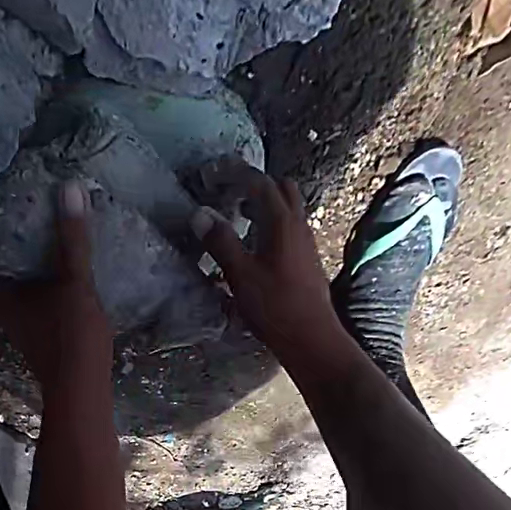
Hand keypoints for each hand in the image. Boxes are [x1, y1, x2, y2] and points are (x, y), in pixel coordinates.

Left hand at [0, 180, 112, 389]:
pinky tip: (69, 268)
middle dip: (22, 241)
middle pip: (9, 266)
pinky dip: (50, 282)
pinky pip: (41, 297)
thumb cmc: (71, 334)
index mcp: (1, 294)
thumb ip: (72, 237)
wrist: (83, 389)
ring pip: (26, 283)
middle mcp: (4, 308)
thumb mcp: (74, 280)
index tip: (14, 200)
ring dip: (38, 263)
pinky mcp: (41, 333)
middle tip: (39, 208)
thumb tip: (70, 186)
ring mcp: (21, 323)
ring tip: (57, 231)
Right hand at [191, 167, 357, 377]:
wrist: (311, 337)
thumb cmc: (274, 305)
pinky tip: (254, 244)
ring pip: (287, 210)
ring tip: (238, 214)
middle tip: (230, 191)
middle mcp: (298, 227)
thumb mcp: (241, 274)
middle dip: (256, 184)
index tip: (214, 172)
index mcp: (282, 223)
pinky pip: (288, 228)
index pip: (260, 185)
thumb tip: (199, 213)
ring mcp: (305, 243)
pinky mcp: (305, 260)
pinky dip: (270, 224)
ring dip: (264, 205)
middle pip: (282, 190)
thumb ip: (220, 242)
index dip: (237, 174)